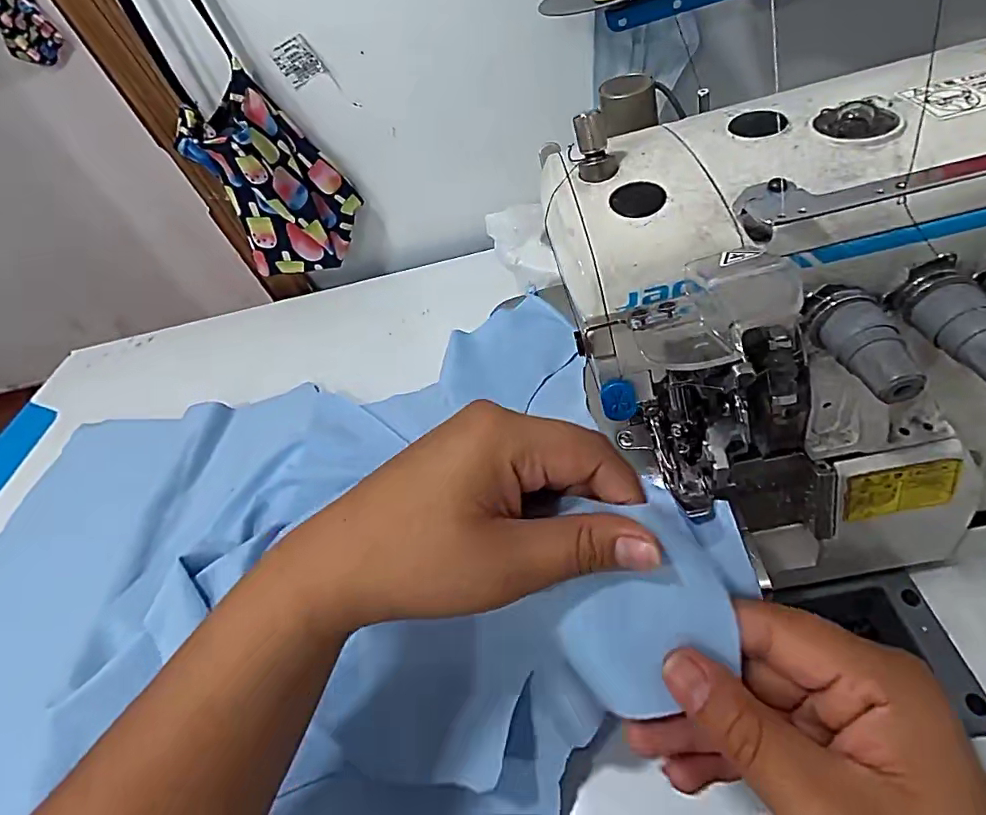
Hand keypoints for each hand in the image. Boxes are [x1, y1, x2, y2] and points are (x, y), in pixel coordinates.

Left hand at [264, 400, 662, 633]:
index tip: (636, 551)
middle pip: (570, 453)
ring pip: (546, 464)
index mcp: (505, 430)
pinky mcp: (460, 454)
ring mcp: (472, 433)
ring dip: (562, 506)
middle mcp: (493, 418)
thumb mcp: (509, 561)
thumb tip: (652, 544)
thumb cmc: (420, 562)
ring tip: (552, 553)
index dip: (623, 499)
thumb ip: (584, 546)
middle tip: (595, 558)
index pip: (591, 452)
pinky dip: (534, 502)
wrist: (333, 567)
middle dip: (593, 503)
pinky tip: (521, 537)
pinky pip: (518, 469)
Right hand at [624, 599, 985, 814]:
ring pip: (758, 707)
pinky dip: (731, 754)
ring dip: (705, 726)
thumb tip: (681, 666)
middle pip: (758, 668)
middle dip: (698, 691)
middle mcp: (864, 690)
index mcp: (878, 679)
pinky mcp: (841, 763)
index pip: (773, 628)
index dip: (709, 628)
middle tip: (644, 700)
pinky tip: (690, 764)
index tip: (654, 636)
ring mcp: (851, 728)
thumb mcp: (822, 802)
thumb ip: (746, 729)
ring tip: (654, 738)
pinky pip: (773, 742)